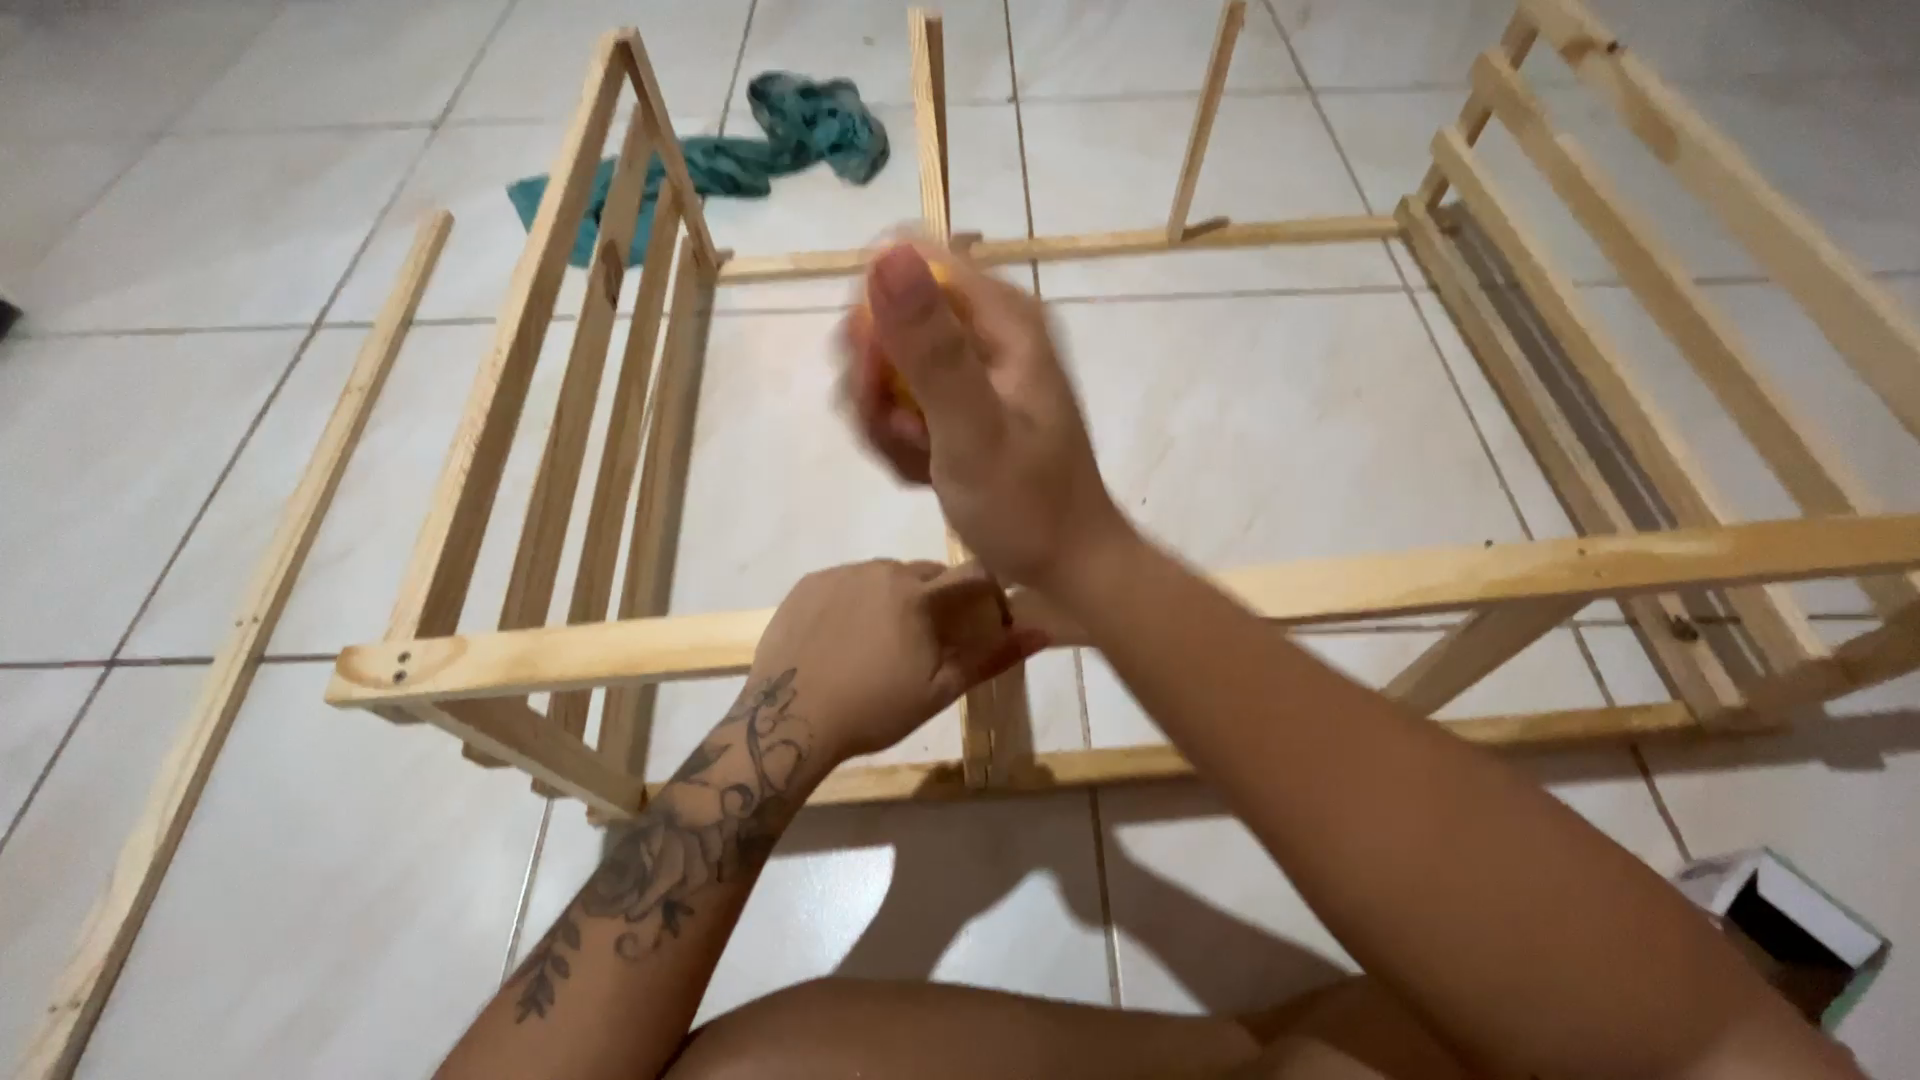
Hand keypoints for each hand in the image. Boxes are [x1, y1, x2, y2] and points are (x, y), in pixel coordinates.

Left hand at [748, 559, 1048, 760]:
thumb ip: (992, 657)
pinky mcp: (807, 583)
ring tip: (881, 641)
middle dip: (936, 598)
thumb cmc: (874, 710)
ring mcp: (839, 574)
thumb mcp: (940, 690)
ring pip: (884, 576)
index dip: (985, 592)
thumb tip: (1042, 632)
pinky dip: (855, 599)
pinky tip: (844, 636)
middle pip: (925, 573)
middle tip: (927, 641)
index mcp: (919, 594)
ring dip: (894, 597)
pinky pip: (845, 581)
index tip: (984, 617)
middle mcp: (881, 570)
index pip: (970, 574)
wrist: (791, 720)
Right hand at [840, 241, 1132, 590]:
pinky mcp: (961, 399)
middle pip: (889, 314)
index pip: (908, 262)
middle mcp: (987, 327)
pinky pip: (900, 398)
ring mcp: (974, 365)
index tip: (873, 380)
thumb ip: (931, 349)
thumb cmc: (1028, 506)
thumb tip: (886, 253)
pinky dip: (899, 438)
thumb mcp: (972, 430)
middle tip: (898, 435)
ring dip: (882, 418)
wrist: (1066, 564)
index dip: (874, 316)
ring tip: (916, 462)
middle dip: (873, 380)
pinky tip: (922, 470)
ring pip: (886, 362)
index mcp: (1003, 316)